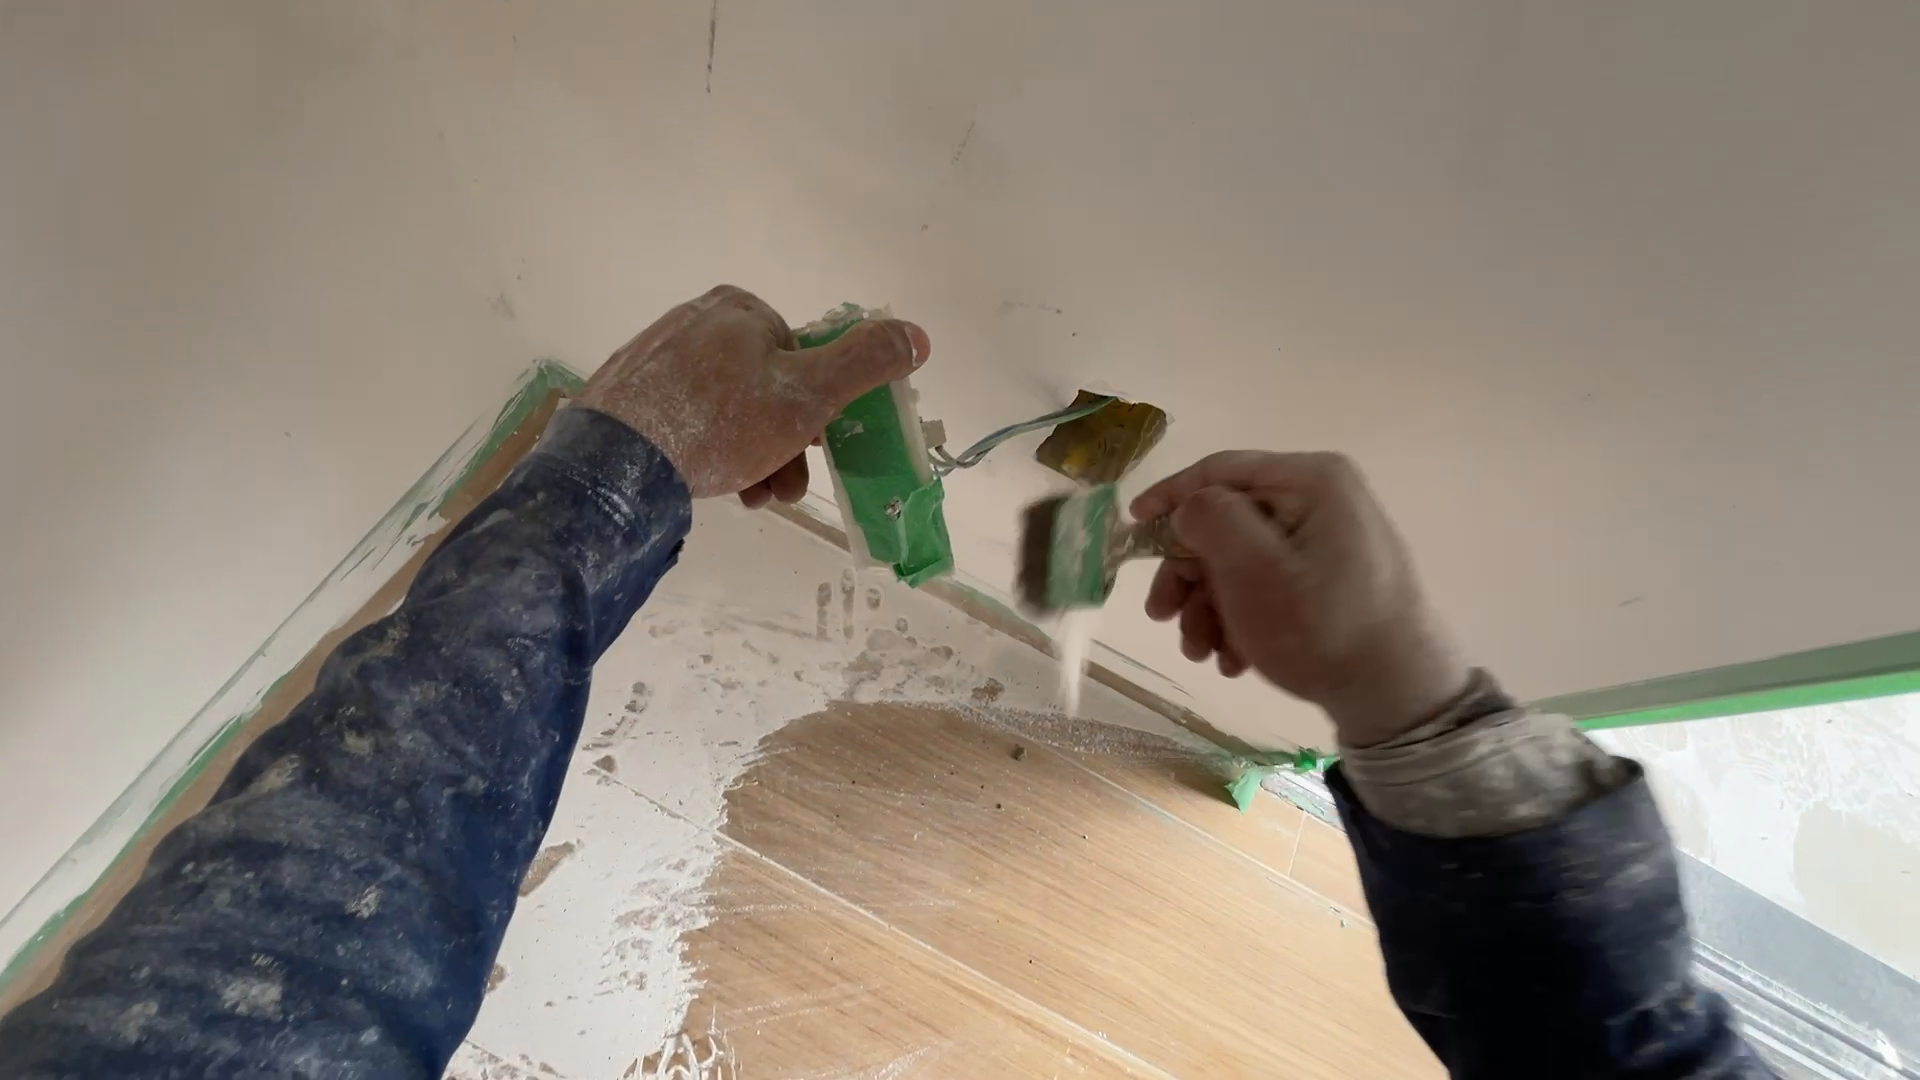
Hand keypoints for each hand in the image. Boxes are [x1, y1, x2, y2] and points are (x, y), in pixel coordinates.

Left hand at [579, 285, 929, 500]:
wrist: (618, 465)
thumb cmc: (724, 422)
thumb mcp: (810, 395)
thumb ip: (866, 363)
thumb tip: (918, 336)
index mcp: (742, 310)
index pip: (804, 357)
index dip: (819, 407)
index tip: (817, 448)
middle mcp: (699, 321)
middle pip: (771, 389)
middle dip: (790, 446)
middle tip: (786, 488)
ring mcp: (662, 356)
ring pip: (736, 411)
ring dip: (761, 459)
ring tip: (756, 497)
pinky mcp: (635, 392)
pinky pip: (696, 422)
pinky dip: (720, 454)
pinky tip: (724, 486)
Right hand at [1131, 451, 1468, 747]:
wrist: (1399, 699)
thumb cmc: (1321, 627)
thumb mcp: (1253, 570)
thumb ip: (1209, 521)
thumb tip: (1187, 509)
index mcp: (1309, 481)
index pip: (1219, 471)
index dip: (1168, 497)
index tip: (1131, 530)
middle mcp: (1319, 500)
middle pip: (1224, 524)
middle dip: (1187, 576)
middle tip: (1161, 616)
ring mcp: (1325, 541)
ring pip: (1238, 561)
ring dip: (1208, 607)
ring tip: (1202, 653)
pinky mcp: (1327, 578)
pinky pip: (1264, 585)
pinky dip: (1238, 619)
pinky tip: (1233, 659)